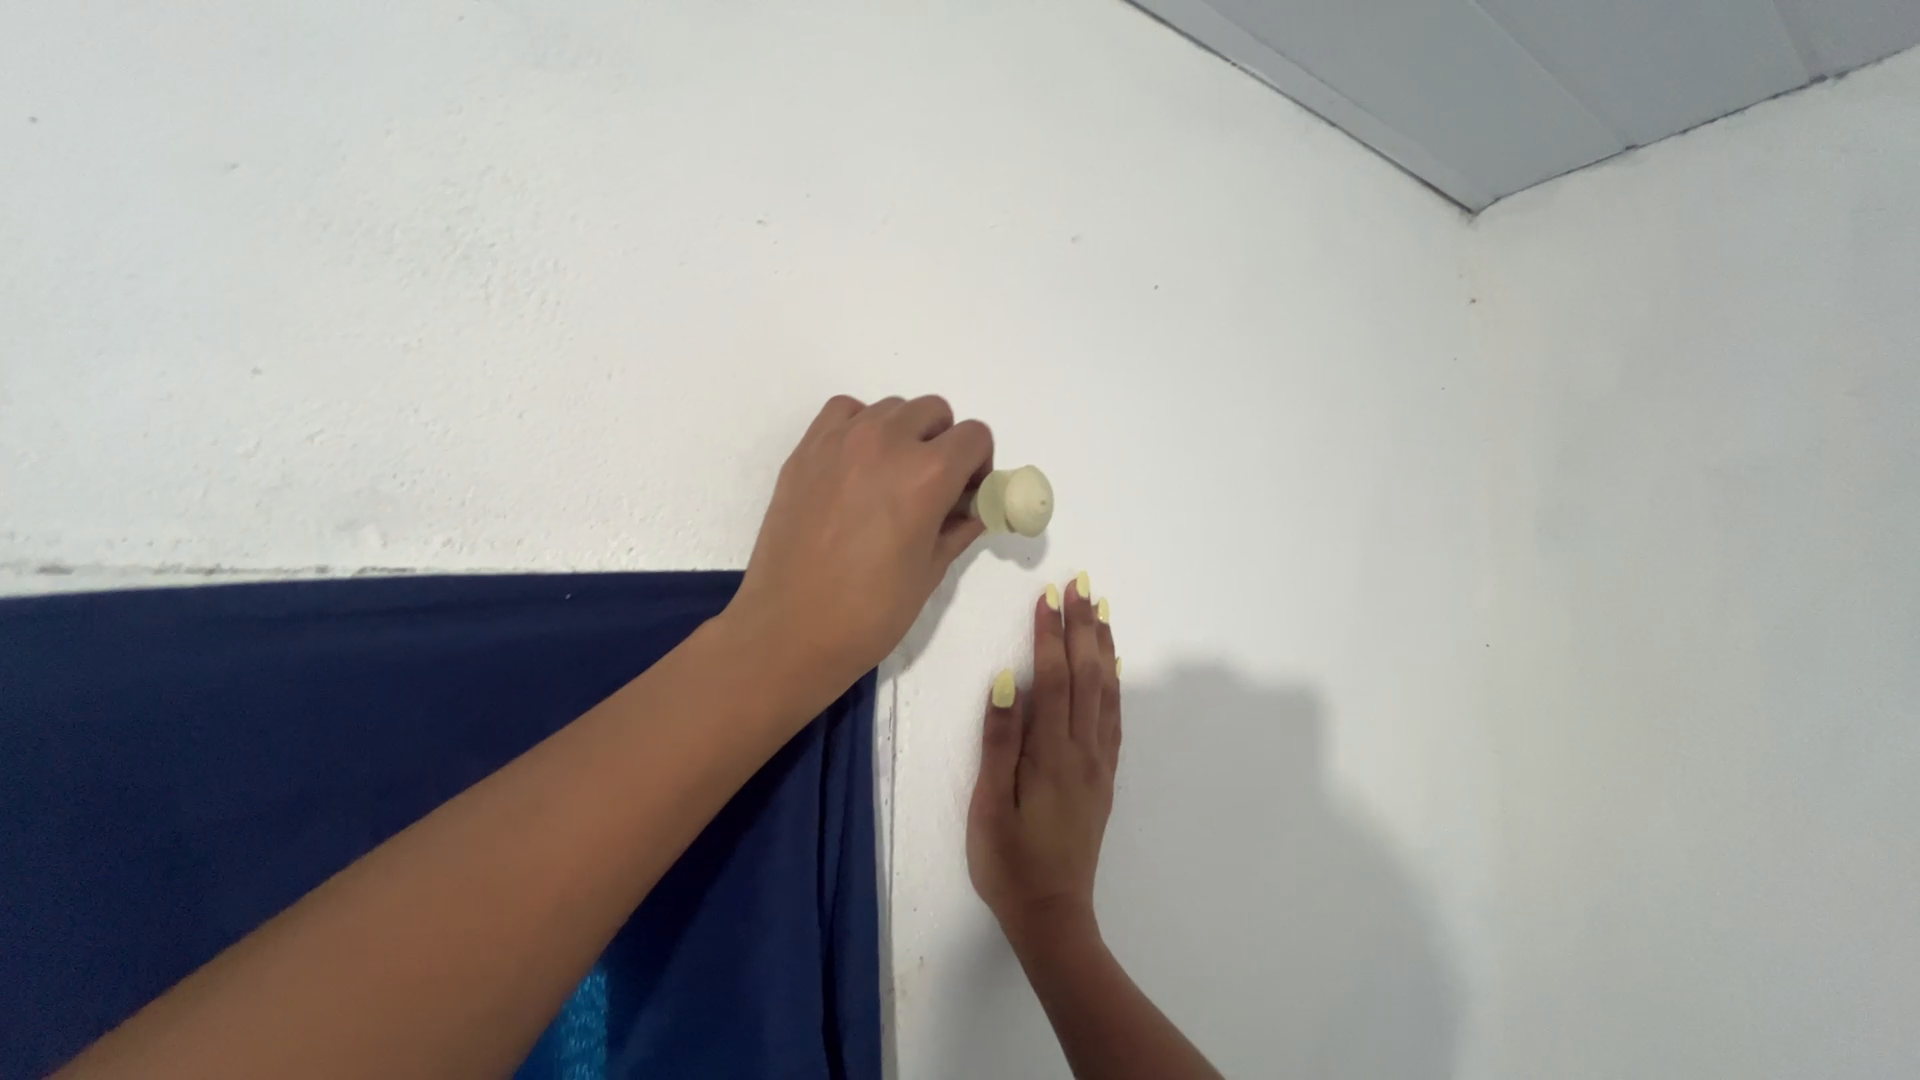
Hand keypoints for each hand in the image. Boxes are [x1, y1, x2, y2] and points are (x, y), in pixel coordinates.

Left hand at [728, 395, 993, 692]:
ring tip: (890, 480)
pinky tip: (857, 465)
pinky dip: (860, 426)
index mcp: (926, 474)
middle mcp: (885, 442)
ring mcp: (839, 441)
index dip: (980, 464)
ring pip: (890, 408)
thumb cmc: (870, 612)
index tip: (967, 493)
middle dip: (945, 443)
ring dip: (903, 433)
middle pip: (934, 412)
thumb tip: (975, 508)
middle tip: (932, 488)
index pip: (975, 436)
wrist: (790, 630)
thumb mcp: (931, 572)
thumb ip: (959, 528)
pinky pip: (845, 411)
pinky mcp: (806, 450)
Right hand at [968, 576, 1119, 942]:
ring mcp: (1099, 763)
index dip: (1050, 633)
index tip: (1050, 594)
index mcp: (1050, 752)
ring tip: (1100, 610)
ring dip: (1103, 646)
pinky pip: (1114, 718)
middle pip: (1086, 674)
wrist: (1053, 912)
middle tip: (1081, 583)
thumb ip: (1000, 741)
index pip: (1053, 678)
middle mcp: (1083, 749)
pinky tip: (1113, 667)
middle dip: (1082, 625)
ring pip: (1106, 691)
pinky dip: (1115, 683)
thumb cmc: (1008, 860)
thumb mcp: (989, 803)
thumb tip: (1007, 681)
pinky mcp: (1104, 777)